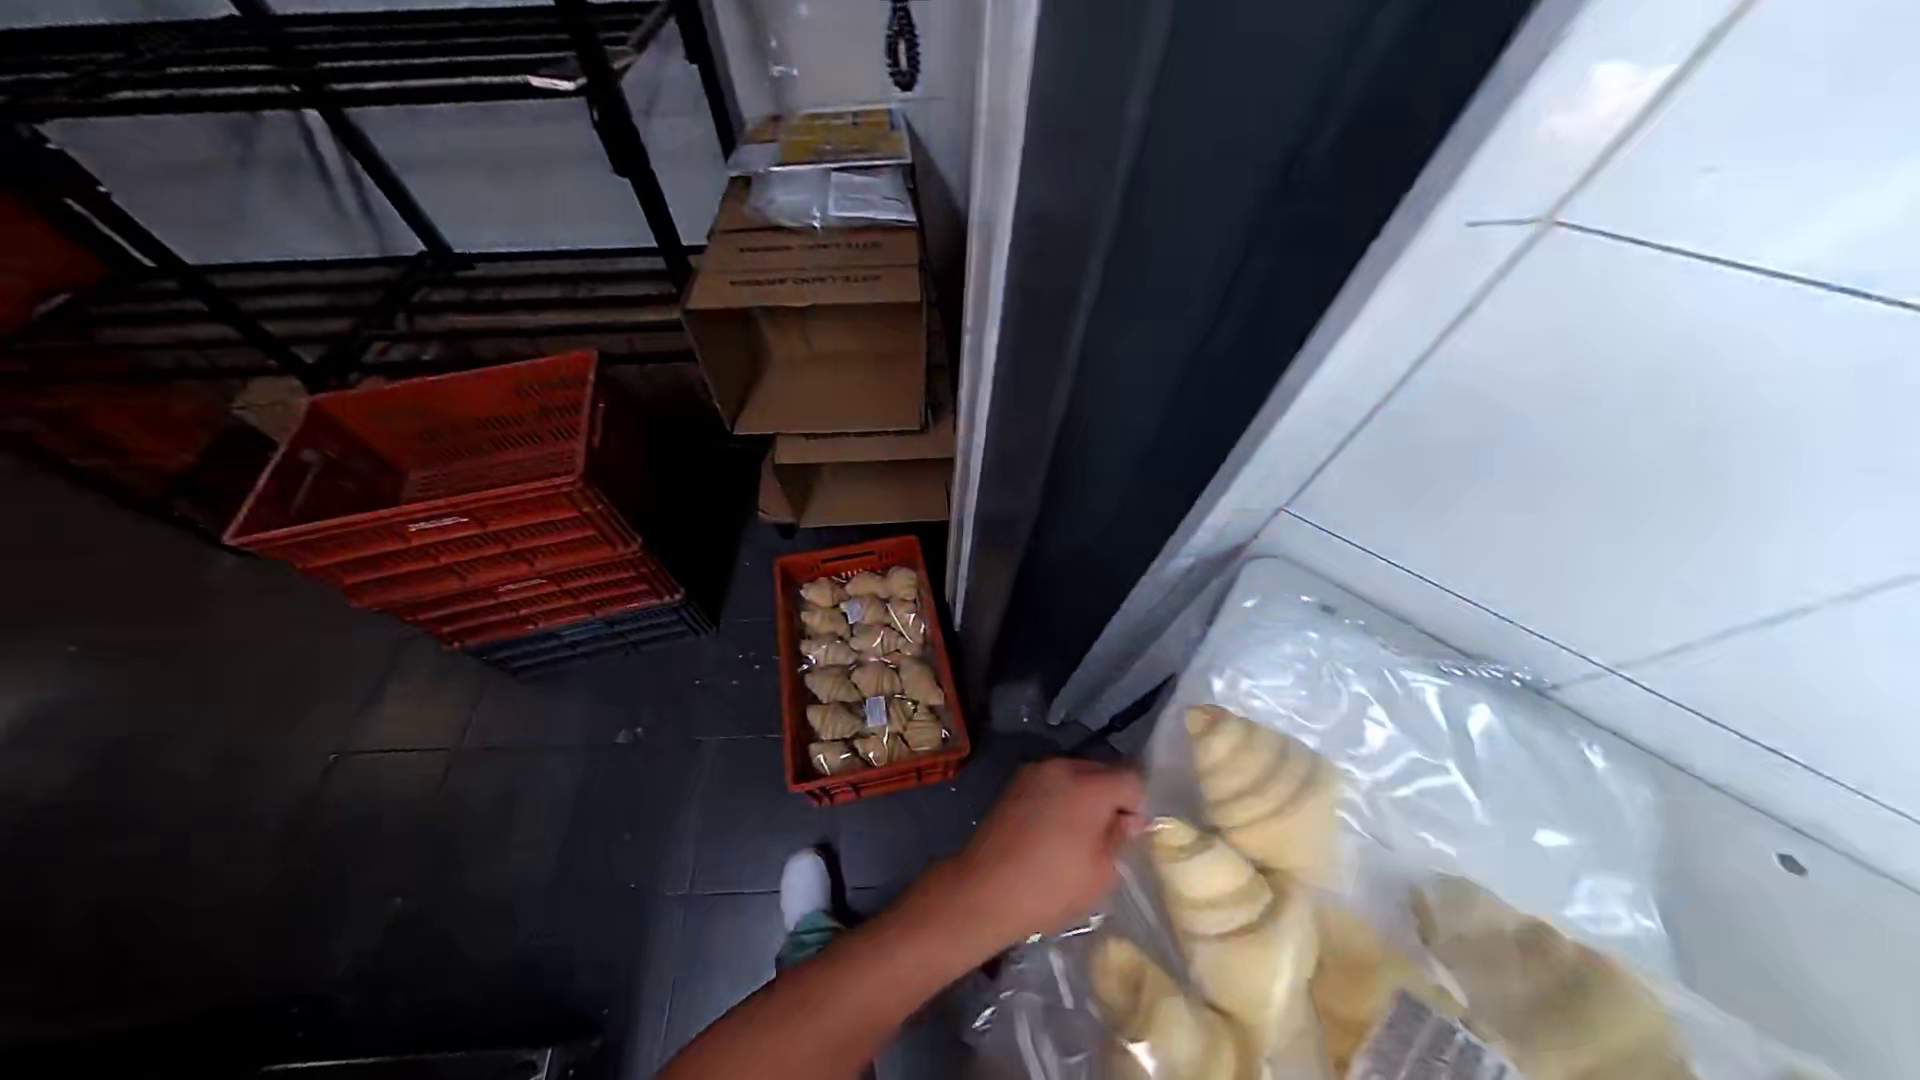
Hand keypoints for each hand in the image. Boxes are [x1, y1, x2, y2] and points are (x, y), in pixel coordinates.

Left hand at [939, 758, 1144, 949]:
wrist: (984, 889)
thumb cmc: (1050, 886)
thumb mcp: (1101, 873)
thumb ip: (1120, 837)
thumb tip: (1130, 818)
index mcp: (1089, 785)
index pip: (1132, 778)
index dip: (1137, 805)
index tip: (1128, 834)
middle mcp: (1062, 767)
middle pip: (1102, 770)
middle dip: (1111, 797)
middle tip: (1106, 836)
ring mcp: (1034, 771)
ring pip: (1075, 774)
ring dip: (1084, 795)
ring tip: (1077, 834)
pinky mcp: (1015, 782)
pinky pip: (1051, 781)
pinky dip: (1060, 797)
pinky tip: (1052, 830)